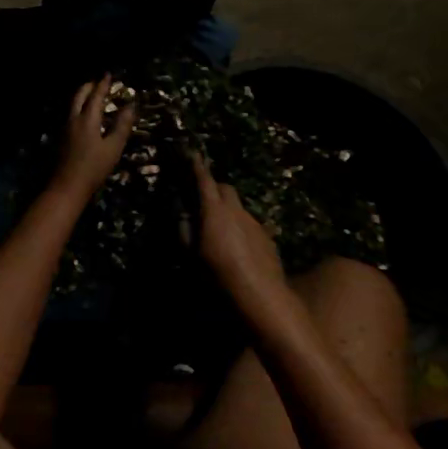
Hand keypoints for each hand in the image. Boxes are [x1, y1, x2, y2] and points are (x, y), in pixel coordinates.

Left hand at [53, 75, 136, 197]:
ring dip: (82, 96)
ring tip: (91, 95)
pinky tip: (84, 116)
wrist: (67, 187)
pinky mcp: (61, 138)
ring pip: (72, 105)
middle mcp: (73, 119)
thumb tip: (131, 106)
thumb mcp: (113, 147)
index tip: (108, 74)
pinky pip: (70, 114)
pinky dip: (78, 107)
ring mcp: (65, 128)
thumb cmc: (93, 168)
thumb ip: (122, 126)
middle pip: (78, 96)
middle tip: (98, 82)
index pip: (95, 96)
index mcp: (87, 119)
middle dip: (88, 86)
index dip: (103, 84)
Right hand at [188, 153, 286, 300]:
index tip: (193, 154)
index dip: (197, 167)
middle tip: (203, 198)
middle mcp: (236, 209)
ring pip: (239, 206)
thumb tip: (180, 210)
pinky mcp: (267, 235)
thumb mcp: (191, 254)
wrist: (260, 294)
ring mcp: (254, 221)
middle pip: (225, 188)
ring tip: (220, 228)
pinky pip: (250, 222)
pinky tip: (239, 246)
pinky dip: (241, 225)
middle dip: (214, 187)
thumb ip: (184, 228)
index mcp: (214, 210)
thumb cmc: (218, 274)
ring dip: (228, 208)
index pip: (204, 181)